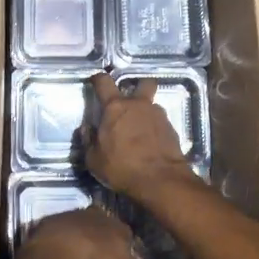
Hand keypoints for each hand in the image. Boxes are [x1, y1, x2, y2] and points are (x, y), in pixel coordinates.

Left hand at [24, 206, 140, 258]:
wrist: (60, 256)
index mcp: (118, 225)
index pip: (126, 233)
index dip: (124, 246)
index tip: (120, 258)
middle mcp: (96, 214)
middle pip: (101, 225)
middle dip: (100, 237)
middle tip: (97, 255)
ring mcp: (70, 215)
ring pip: (79, 225)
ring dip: (78, 236)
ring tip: (74, 256)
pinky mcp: (49, 222)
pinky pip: (58, 231)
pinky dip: (59, 240)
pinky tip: (57, 254)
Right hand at [86, 72, 194, 198]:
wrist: (160, 180)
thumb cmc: (121, 167)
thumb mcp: (94, 160)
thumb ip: (89, 140)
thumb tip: (87, 128)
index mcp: (115, 108)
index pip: (104, 82)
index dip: (98, 79)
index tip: (95, 81)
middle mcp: (138, 105)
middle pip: (143, 83)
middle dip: (138, 86)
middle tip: (130, 100)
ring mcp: (158, 115)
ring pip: (152, 104)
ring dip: (146, 112)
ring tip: (140, 129)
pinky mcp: (172, 129)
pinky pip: (161, 122)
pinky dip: (155, 128)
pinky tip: (151, 143)